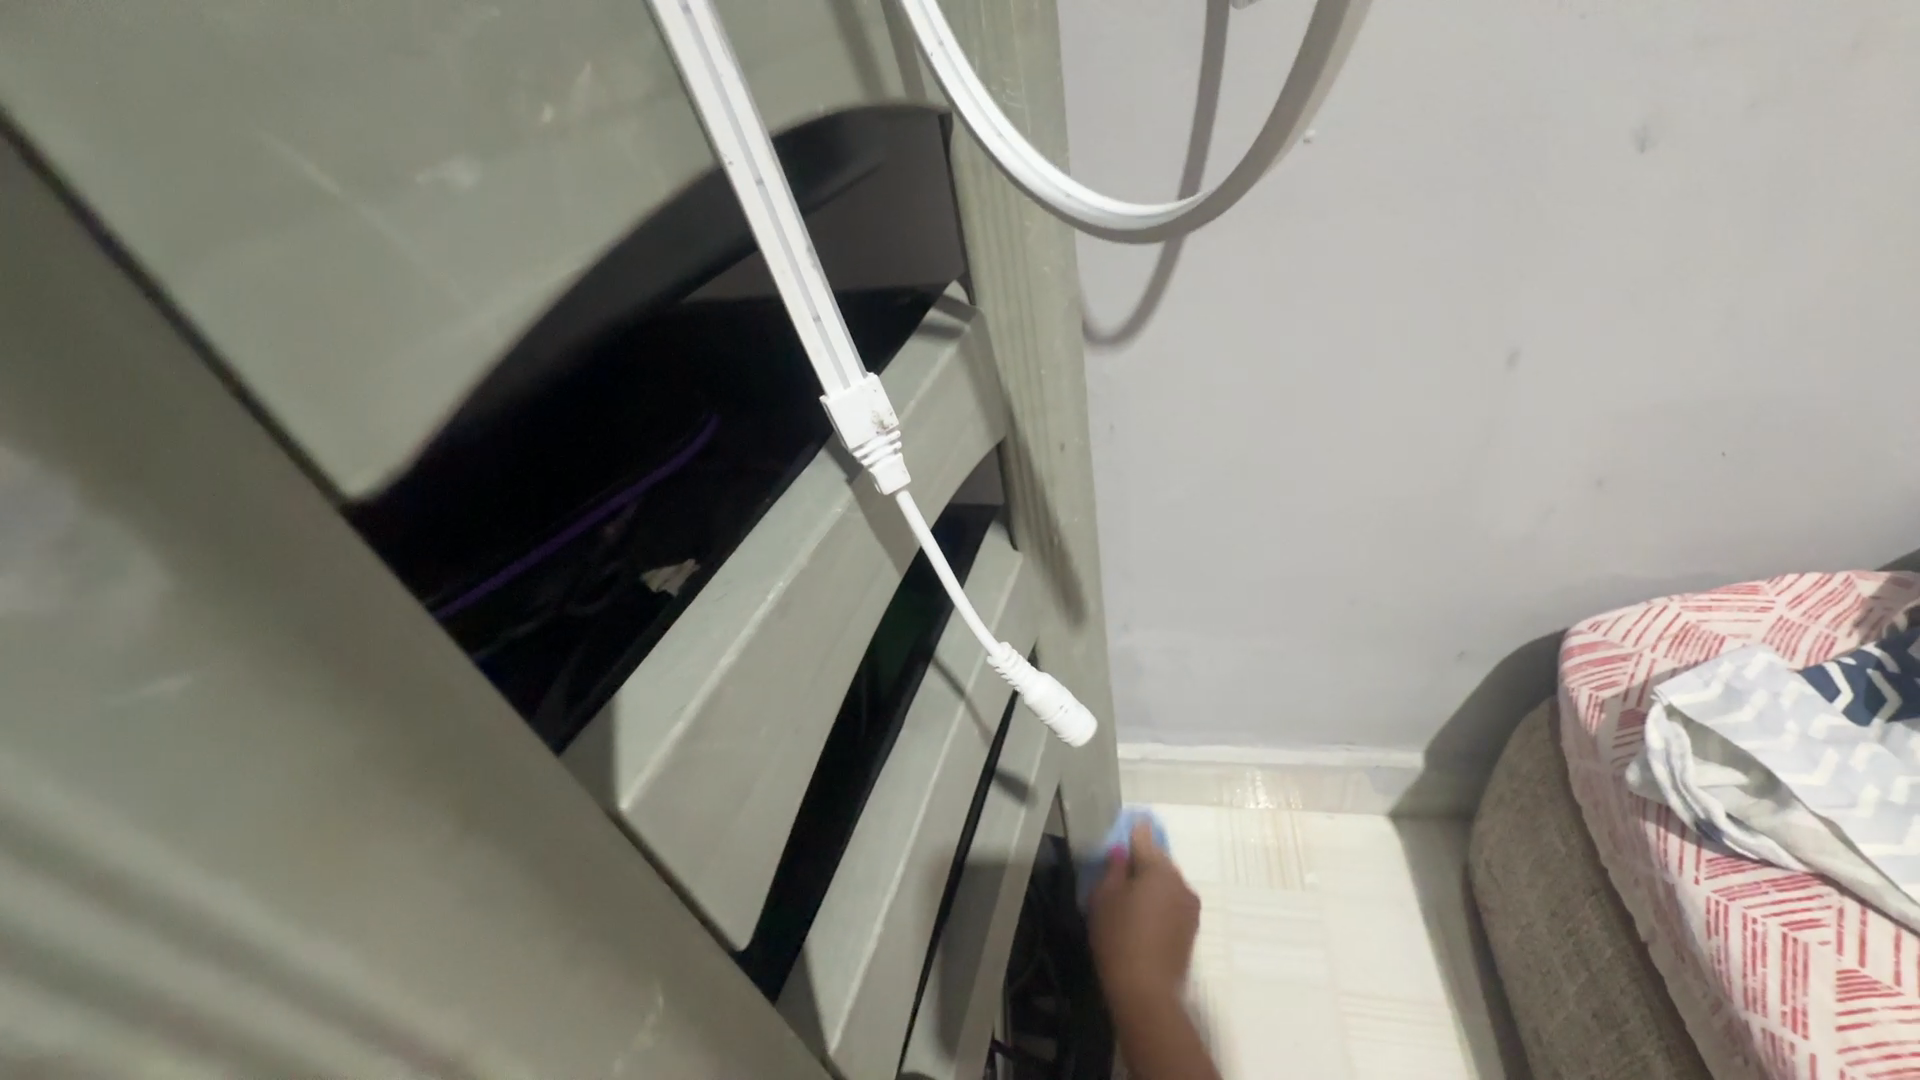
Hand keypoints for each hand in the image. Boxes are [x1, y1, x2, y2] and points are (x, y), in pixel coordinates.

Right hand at [1087, 819, 1200, 1009]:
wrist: (1147, 991)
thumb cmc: (1118, 938)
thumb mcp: (1103, 898)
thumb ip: (1113, 869)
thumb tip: (1122, 853)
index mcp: (1159, 869)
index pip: (1145, 837)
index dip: (1133, 828)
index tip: (1126, 823)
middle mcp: (1180, 882)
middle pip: (1159, 860)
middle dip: (1141, 859)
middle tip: (1120, 866)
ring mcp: (1190, 906)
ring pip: (1166, 882)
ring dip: (1151, 882)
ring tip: (1129, 895)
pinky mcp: (1191, 928)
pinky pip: (1172, 901)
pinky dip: (1158, 901)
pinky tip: (1142, 915)